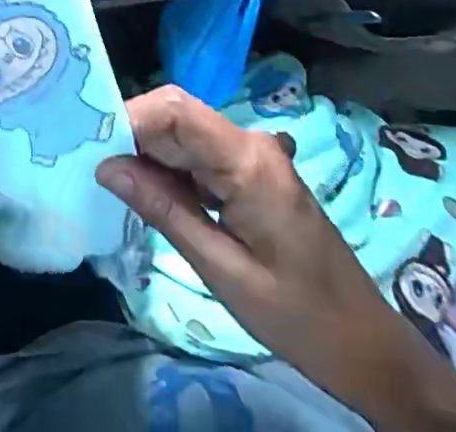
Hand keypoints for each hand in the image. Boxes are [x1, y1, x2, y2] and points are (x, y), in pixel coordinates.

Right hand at [96, 87, 455, 431]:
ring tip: (105, 177)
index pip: (176, 110)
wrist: (368, 346)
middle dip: (129, 134)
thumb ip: (163, 210)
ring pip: (183, 136)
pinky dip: (166, 170)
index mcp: (249, 162)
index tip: (89, 142)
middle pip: (176, 117)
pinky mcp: (250, 175)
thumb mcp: (222, 269)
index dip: (129, 115)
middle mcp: (251, 145)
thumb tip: (106, 166)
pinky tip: (142, 192)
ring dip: (144, 153)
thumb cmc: (299, 317)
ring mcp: (253, 158)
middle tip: (87, 163)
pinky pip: (198, 157)